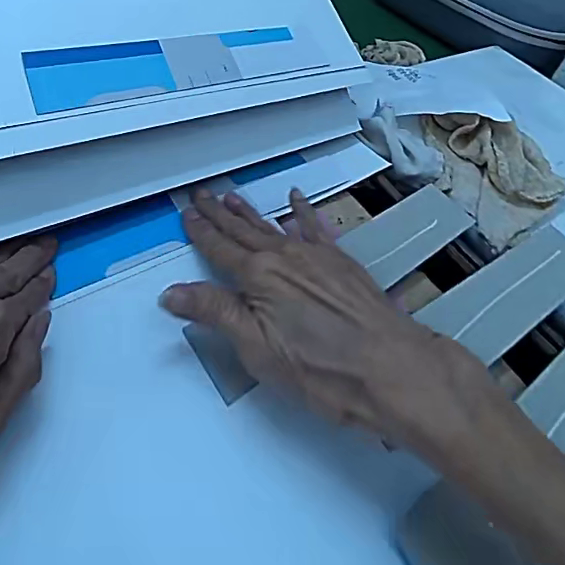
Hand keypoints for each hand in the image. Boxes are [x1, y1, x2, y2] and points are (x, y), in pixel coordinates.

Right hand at [160, 192, 564, 564]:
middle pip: (242, 231)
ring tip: (231, 195)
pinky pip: (315, 228)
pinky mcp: (341, 263)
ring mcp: (315, 255)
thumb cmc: (322, 369)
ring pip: (272, 226)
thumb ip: (214, 314)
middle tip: (200, 193)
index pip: (218, 248)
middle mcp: (283, 256)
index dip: (200, 230)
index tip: (185, 212)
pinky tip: (295, 199)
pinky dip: (303, 212)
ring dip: (249, 212)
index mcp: (257, 276)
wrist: (395, 371)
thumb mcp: (258, 349)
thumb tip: (169, 293)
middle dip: (218, 213)